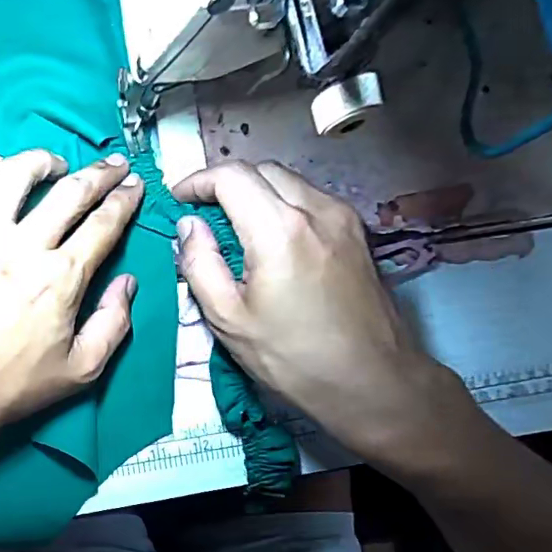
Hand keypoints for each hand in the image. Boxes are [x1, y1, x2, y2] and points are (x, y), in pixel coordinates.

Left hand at [0, 150, 142, 457]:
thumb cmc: (14, 385)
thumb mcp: (82, 369)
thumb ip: (114, 323)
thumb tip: (127, 284)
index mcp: (61, 277)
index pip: (103, 224)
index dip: (125, 200)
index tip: (135, 186)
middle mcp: (23, 246)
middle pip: (69, 191)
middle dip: (99, 173)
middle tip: (113, 164)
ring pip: (12, 177)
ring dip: (40, 161)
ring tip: (54, 163)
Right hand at [173, 161, 484, 473]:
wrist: (372, 381)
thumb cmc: (295, 359)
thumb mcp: (230, 320)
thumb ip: (201, 264)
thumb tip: (189, 225)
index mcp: (280, 230)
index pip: (231, 175)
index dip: (198, 181)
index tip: (179, 199)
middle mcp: (316, 209)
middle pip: (262, 170)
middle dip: (227, 183)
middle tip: (204, 214)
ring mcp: (343, 218)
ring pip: (290, 182)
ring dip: (257, 193)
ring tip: (237, 229)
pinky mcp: (358, 233)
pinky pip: (313, 201)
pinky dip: (285, 206)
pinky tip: (275, 242)